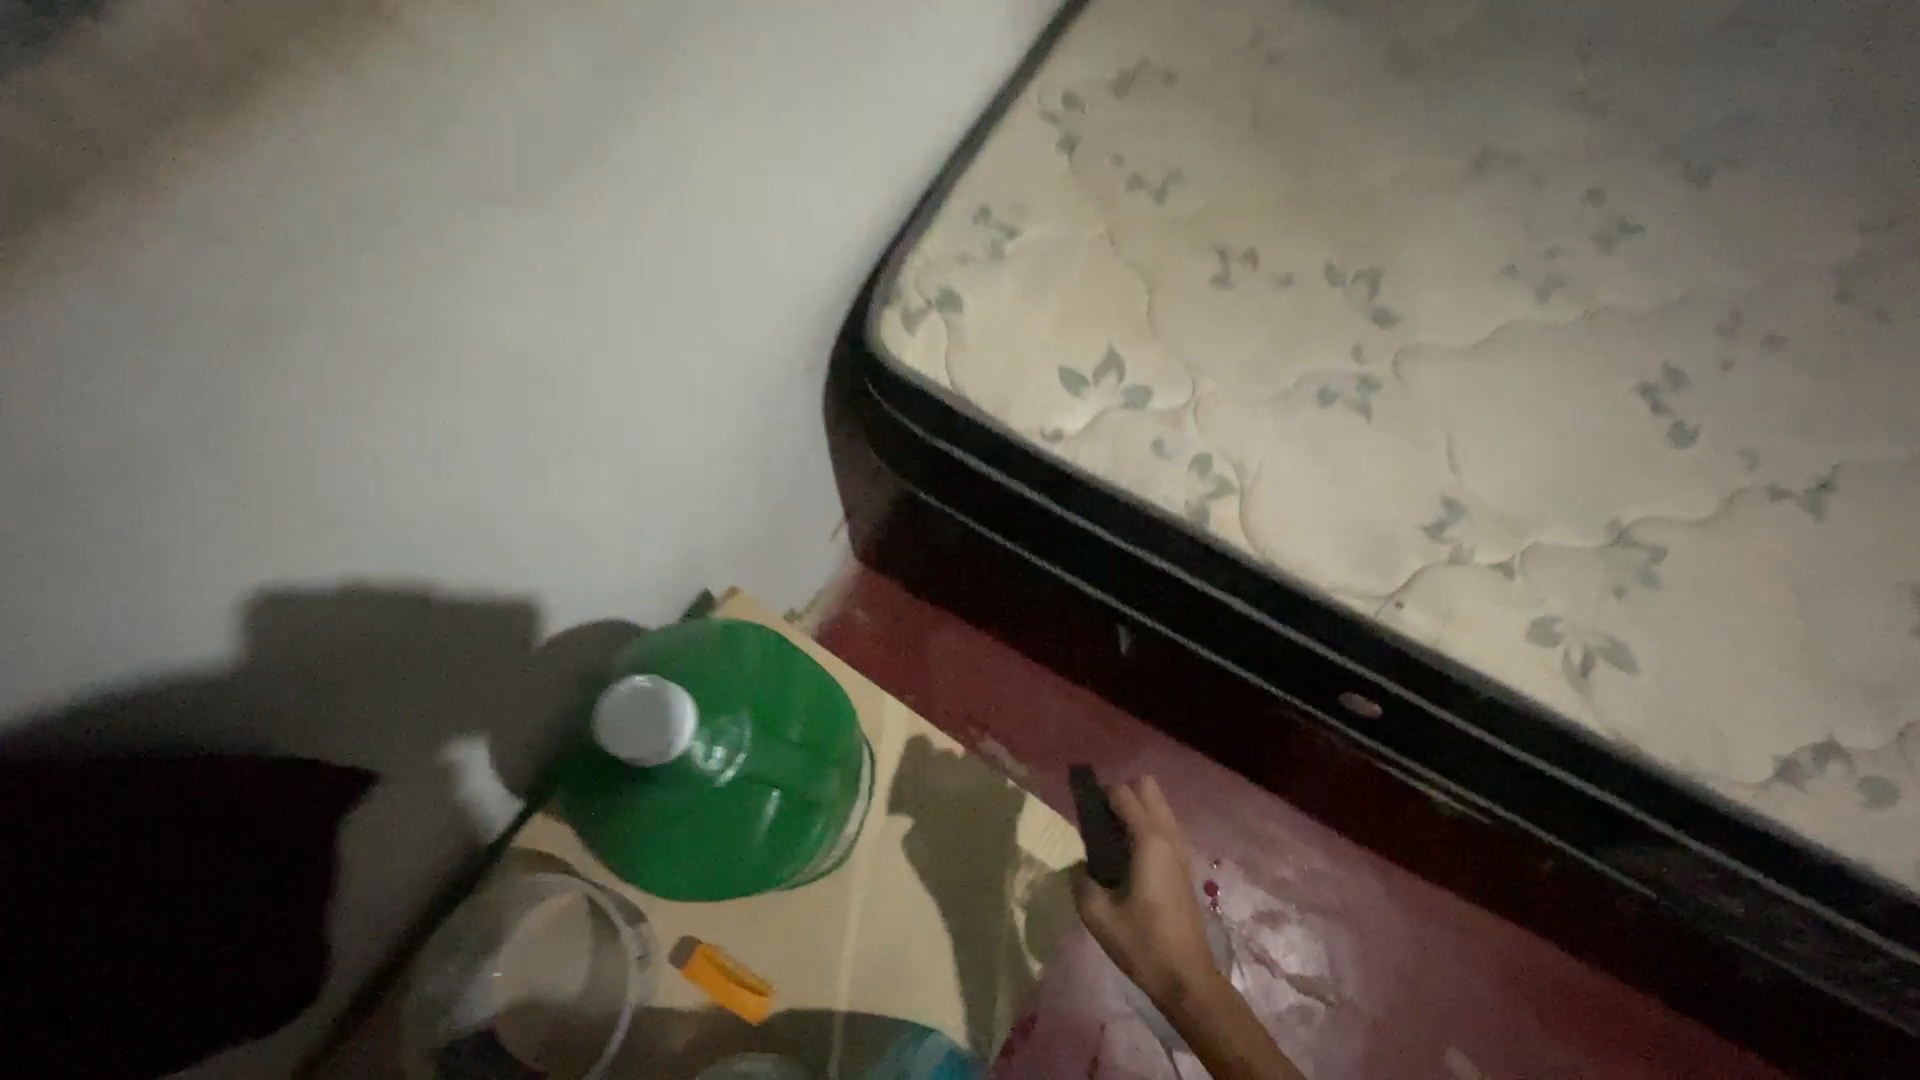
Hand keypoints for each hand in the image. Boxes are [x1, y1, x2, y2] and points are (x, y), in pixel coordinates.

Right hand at [1071, 775, 1217, 1005]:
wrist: (1187, 978)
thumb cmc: (1142, 943)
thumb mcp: (1097, 914)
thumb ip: (1080, 879)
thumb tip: (1079, 866)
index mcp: (1148, 840)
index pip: (1122, 793)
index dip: (1099, 795)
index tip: (1081, 814)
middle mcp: (1169, 835)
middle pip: (1147, 787)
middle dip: (1122, 794)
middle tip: (1100, 823)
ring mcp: (1181, 850)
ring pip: (1159, 806)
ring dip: (1136, 810)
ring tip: (1111, 841)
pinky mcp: (1185, 866)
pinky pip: (1165, 827)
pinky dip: (1147, 828)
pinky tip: (1129, 859)